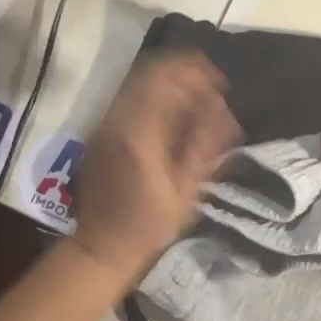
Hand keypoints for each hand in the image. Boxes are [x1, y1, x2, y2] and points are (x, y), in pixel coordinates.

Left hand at [72, 52, 241, 279]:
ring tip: (194, 106)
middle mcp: (116, 120)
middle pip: (150, 72)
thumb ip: (203, 143)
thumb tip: (221, 107)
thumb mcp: (185, 191)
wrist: (102, 248)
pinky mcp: (99, 134)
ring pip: (138, 84)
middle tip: (210, 92)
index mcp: (139, 133)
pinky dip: (153, 100)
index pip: (167, 77)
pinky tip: (171, 120)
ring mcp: (103, 125)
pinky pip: (128, 100)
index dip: (198, 72)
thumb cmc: (149, 228)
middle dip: (184, 75)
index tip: (221, 86)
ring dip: (169, 86)